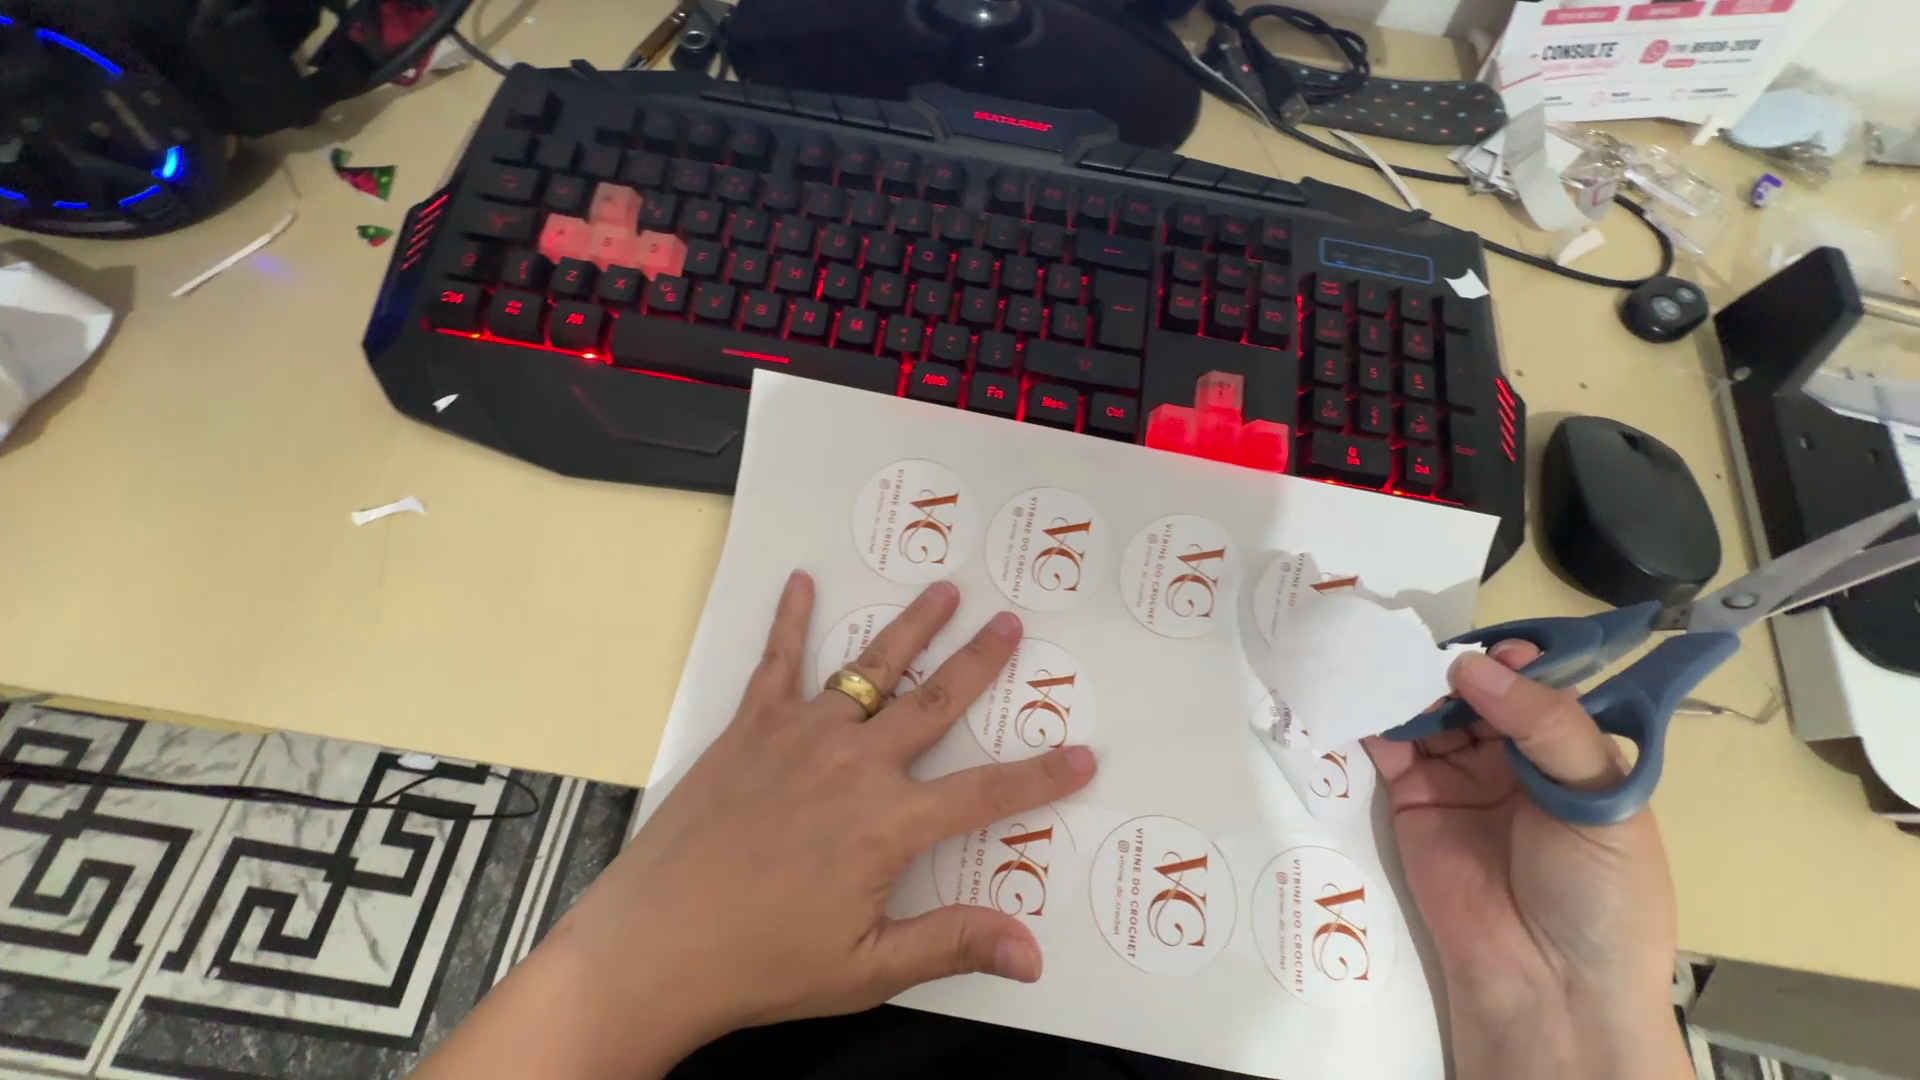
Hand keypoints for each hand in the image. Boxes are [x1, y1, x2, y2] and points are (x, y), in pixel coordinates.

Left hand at [415, 573, 1096, 1079]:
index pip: (986, 793)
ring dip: (912, 626)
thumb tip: (1033, 952)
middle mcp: (854, 764)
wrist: (652, 946)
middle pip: (934, 702)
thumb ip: (952, 944)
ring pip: (871, 668)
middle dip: (980, 661)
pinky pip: (777, 663)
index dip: (1041, 777)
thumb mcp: (867, 967)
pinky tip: (802, 581)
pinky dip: (792, 619)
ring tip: (943, 589)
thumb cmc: (762, 962)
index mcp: (888, 824)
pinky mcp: (751, 727)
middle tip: (1011, 622)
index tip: (1082, 754)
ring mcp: (801, 736)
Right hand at [1363, 645, 1691, 1079]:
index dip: (1516, 662)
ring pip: (1427, 712)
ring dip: (1408, 687)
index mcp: (1568, 753)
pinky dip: (1370, 719)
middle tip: (1423, 651)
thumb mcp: (1600, 803)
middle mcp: (1509, 757)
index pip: (1537, 689)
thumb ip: (1544, 726)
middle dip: (1450, 668)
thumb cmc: (1597, 894)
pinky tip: (1361, 696)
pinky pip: (1386, 746)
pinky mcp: (1407, 796)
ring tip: (1386, 665)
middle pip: (1474, 693)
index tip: (1494, 645)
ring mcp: (1454, 775)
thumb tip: (1469, 663)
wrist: (1544, 986)